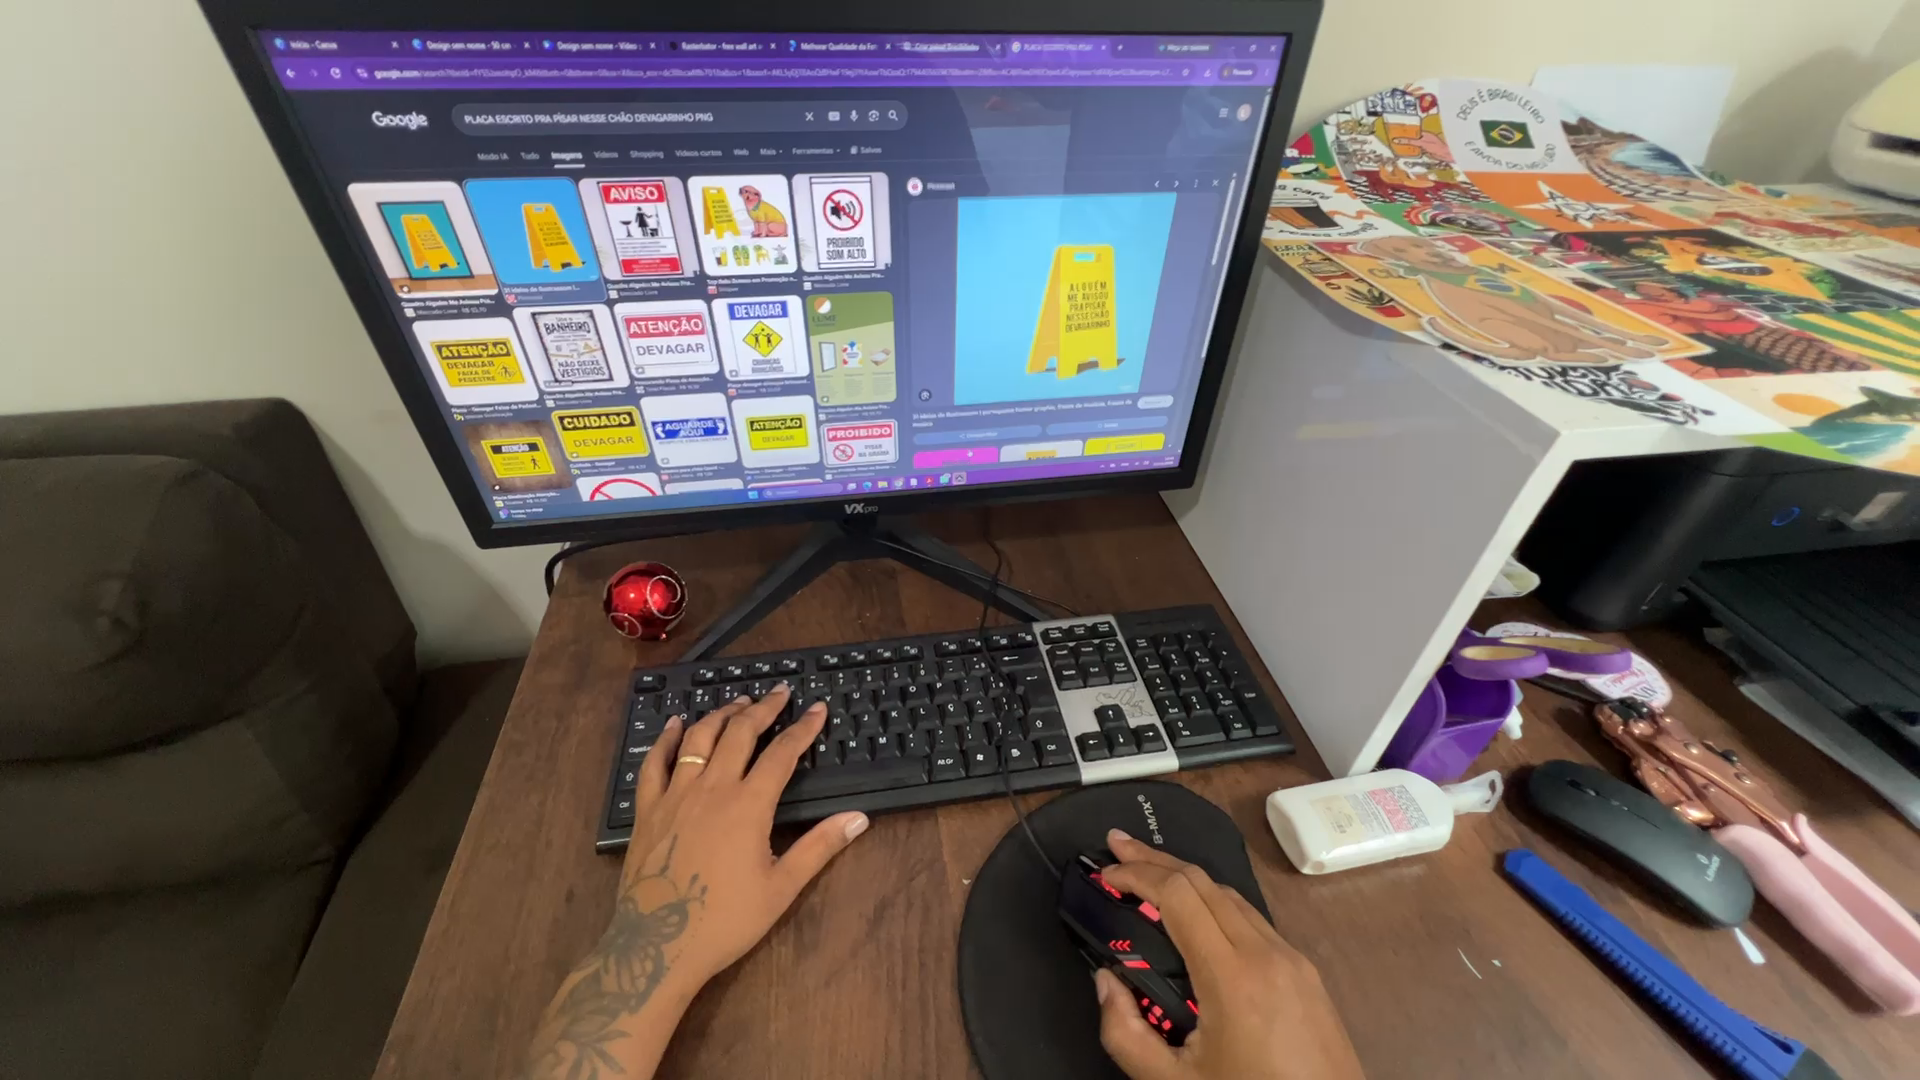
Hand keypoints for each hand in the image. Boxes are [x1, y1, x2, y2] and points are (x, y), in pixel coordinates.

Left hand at [522, 685, 864, 1079]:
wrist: (656, 949)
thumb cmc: (725, 921)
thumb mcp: (782, 888)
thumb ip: (820, 847)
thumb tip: (859, 817)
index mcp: (748, 805)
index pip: (782, 753)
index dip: (803, 728)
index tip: (817, 708)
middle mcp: (712, 788)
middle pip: (740, 733)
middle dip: (763, 708)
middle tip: (779, 693)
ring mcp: (675, 796)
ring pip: (699, 739)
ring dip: (721, 715)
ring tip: (738, 703)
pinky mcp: (648, 810)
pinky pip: (655, 763)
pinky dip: (667, 738)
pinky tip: (676, 724)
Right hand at [1092, 829, 1364, 1079]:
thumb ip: (1126, 1035)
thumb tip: (1105, 981)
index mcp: (1232, 977)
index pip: (1178, 894)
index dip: (1137, 873)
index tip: (1106, 872)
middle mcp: (1266, 953)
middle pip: (1203, 879)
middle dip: (1154, 858)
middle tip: (1116, 845)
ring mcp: (1292, 959)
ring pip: (1229, 893)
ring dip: (1184, 875)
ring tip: (1148, 870)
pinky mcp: (1306, 972)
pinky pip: (1252, 918)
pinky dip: (1213, 900)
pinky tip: (1195, 912)